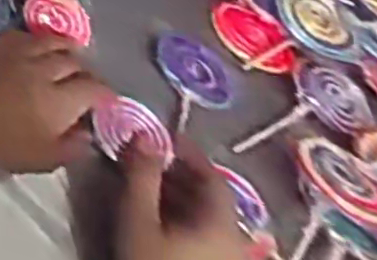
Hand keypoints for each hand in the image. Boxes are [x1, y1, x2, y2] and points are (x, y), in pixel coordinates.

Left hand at [0, 31, 110, 172]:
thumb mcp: (44, 158)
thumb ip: (74, 145)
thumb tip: (89, 132)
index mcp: (59, 100)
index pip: (95, 88)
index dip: (106, 94)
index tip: (107, 101)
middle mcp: (42, 69)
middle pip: (74, 61)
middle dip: (86, 71)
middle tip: (87, 81)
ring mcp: (16, 52)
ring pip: (50, 41)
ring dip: (65, 48)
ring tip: (69, 57)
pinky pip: (24, 35)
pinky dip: (37, 40)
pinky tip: (38, 47)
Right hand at [117, 136, 243, 259]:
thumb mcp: (138, 215)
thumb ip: (143, 173)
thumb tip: (145, 132)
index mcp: (223, 226)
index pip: (214, 178)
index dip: (189, 152)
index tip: (162, 134)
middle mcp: (238, 243)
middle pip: (214, 198)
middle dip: (180, 172)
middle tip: (146, 156)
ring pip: (211, 218)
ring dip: (181, 194)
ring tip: (147, 182)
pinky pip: (209, 235)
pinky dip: (185, 216)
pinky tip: (160, 215)